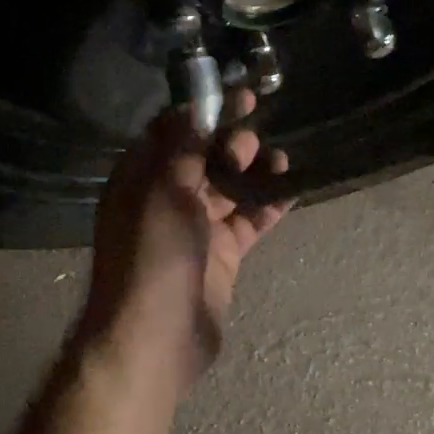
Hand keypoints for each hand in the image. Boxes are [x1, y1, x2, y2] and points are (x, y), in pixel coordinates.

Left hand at [78, 89, 290, 382]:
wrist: (155, 336)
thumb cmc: (152, 255)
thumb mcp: (163, 190)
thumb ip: (184, 148)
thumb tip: (198, 109)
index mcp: (140, 179)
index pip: (171, 132)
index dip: (204, 112)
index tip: (241, 96)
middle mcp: (164, 200)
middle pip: (204, 158)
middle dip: (232, 142)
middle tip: (254, 142)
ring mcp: (194, 230)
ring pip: (230, 189)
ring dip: (255, 172)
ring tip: (281, 161)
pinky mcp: (221, 257)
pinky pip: (248, 222)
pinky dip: (268, 205)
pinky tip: (293, 188)